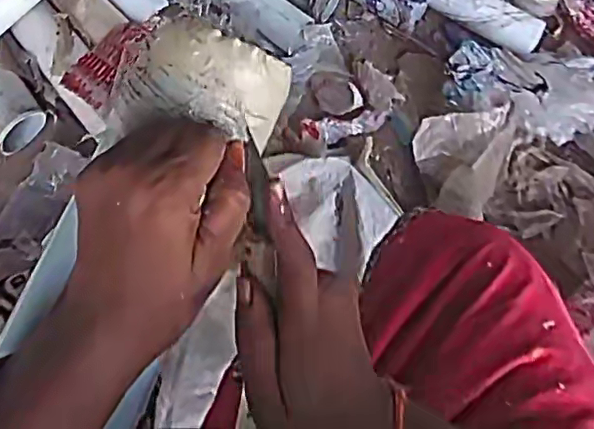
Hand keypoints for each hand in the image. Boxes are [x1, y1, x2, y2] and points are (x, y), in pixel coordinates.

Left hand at [62, 119, 248, 365]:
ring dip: (172, 149)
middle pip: (182, 128)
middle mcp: (134, 168)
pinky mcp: (92, 170)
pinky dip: (147, 157)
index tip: (219, 182)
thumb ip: (233, 199)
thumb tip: (235, 153)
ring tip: (173, 191)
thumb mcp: (214, 259)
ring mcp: (108, 166)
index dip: (221, 156)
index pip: (208, 137)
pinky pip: (132, 144)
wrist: (102, 318)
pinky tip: (149, 191)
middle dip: (198, 150)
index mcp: (167, 191)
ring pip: (157, 131)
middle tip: (199, 190)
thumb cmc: (162, 298)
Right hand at [236, 180, 398, 428]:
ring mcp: (345, 300)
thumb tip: (245, 282)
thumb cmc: (308, 413)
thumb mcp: (266, 390)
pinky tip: (286, 293)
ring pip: (308, 266)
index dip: (283, 220)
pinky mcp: (348, 303)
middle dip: (276, 248)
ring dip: (287, 264)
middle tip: (251, 249)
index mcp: (309, 318)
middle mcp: (332, 300)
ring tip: (266, 281)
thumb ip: (253, 334)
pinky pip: (317, 275)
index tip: (273, 187)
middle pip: (302, 255)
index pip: (296, 258)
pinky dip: (299, 274)